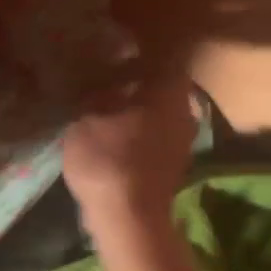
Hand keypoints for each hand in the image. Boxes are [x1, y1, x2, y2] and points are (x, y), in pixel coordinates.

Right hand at [62, 74, 197, 234]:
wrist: (128, 213)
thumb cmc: (107, 159)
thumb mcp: (85, 122)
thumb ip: (94, 97)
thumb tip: (99, 81)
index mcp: (167, 93)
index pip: (161, 60)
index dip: (137, 57)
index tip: (113, 58)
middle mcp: (185, 111)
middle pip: (162, 90)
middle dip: (136, 88)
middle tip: (105, 88)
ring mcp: (182, 140)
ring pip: (159, 115)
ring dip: (136, 113)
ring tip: (106, 117)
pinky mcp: (172, 164)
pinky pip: (154, 138)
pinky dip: (136, 135)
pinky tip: (114, 142)